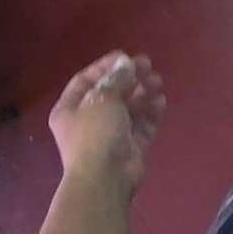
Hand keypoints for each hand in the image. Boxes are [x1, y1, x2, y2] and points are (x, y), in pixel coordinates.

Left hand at [49, 52, 166, 195]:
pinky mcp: (131, 146)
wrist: (106, 177)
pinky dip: (151, 112)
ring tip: (158, 82)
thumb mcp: (103, 98)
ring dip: (143, 93)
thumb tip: (127, 64)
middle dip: (130, 78)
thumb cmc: (96, 133)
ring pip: (129, 108)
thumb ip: (117, 78)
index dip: (106, 66)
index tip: (127, 56)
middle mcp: (89, 119)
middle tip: (149, 66)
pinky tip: (161, 102)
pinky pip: (142, 125)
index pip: (87, 80)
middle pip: (111, 92)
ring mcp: (111, 134)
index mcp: (71, 108)